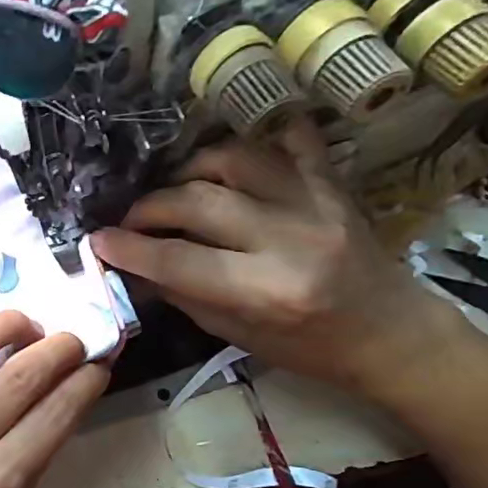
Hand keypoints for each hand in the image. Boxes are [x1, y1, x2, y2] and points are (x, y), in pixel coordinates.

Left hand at [0, 311, 110, 487]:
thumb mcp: (29, 484)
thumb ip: (52, 430)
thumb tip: (81, 372)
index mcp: (0, 476)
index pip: (54, 413)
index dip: (86, 379)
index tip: (100, 362)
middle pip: (18, 375)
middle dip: (59, 348)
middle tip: (73, 343)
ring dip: (8, 324)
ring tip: (27, 329)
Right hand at [90, 122, 460, 394]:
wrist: (388, 332)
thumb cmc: (310, 348)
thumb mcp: (239, 336)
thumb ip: (185, 296)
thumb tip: (136, 268)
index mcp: (267, 291)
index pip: (178, 261)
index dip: (130, 249)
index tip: (98, 242)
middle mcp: (290, 238)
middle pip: (198, 201)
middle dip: (151, 207)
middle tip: (131, 220)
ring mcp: (315, 201)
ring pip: (233, 159)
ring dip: (190, 170)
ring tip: (175, 190)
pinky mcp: (332, 181)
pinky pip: (289, 138)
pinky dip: (254, 139)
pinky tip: (229, 158)